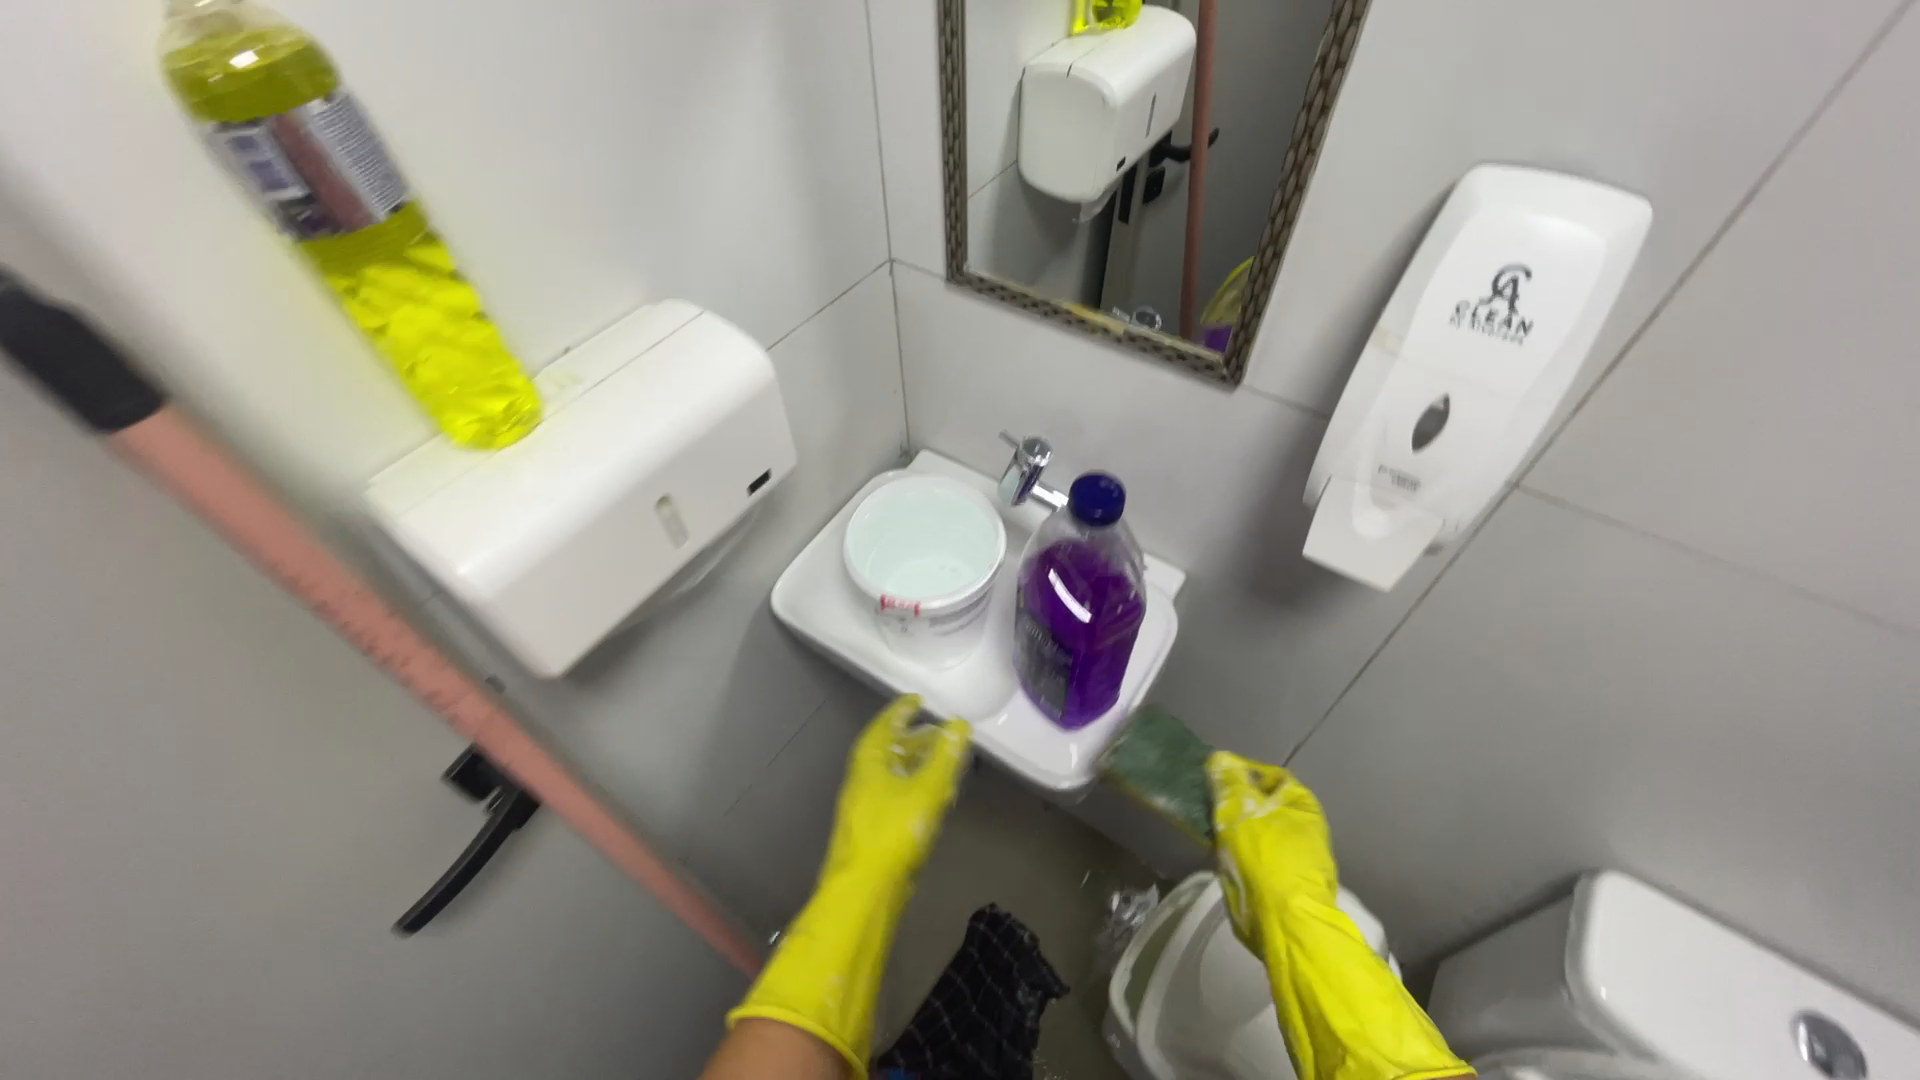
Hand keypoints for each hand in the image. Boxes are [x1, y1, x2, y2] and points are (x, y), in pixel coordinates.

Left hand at [822, 694, 972, 881]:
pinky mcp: (877, 831)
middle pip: (891, 750)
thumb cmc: (893, 832)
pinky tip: (939, 798)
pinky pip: (899, 798)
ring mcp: (869, 807)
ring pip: (897, 775)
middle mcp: (865, 779)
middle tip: (943, 733)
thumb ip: (945, 757)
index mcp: (869, 762)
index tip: (920, 700)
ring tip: (947, 762)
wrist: (865, 891)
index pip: (885, 725)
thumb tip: (960, 723)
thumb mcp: (926, 790)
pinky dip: (919, 789)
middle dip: (917, 739)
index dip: (902, 710)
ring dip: (920, 765)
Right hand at [1207, 750, 1337, 951]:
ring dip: (1230, 827)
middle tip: (1203, 800)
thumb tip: (1220, 757)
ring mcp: (1292, 856)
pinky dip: (1233, 850)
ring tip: (1202, 824)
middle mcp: (1302, 826)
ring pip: (1253, 830)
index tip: (1212, 776)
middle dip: (1232, 801)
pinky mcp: (1279, 881)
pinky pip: (1250, 854)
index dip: (1240, 771)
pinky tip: (1213, 851)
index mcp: (1301, 803)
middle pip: (1260, 803)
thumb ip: (1228, 783)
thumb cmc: (1267, 858)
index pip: (1268, 775)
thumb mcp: (1240, 811)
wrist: (1285, 923)